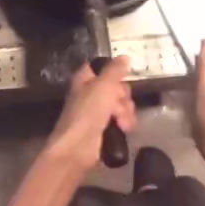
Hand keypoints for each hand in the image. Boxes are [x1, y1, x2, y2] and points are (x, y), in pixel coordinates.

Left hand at [45, 56, 136, 170]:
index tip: (123, 78)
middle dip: (123, 97)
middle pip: (115, 88)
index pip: (100, 68)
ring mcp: (96, 113)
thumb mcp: (103, 86)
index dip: (113, 72)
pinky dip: (125, 124)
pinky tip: (125, 130)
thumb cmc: (87, 113)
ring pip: (120, 105)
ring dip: (126, 113)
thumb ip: (114, 70)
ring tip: (123, 124)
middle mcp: (90, 94)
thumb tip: (124, 56)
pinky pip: (120, 121)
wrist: (78, 148)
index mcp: (85, 80)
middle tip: (120, 107)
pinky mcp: (103, 129)